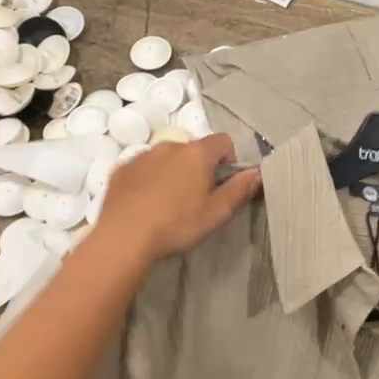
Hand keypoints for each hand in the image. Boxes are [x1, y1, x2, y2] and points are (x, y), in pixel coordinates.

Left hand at [91, 134, 261, 263]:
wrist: (123, 238)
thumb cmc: (176, 224)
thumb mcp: (217, 212)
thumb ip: (240, 189)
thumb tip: (258, 172)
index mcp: (197, 153)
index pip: (223, 141)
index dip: (229, 160)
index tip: (222, 185)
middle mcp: (169, 146)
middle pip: (193, 149)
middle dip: (199, 168)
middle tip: (196, 199)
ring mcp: (142, 156)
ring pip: (167, 158)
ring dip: (173, 172)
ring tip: (168, 203)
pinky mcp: (120, 169)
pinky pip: (143, 168)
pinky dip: (149, 179)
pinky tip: (145, 204)